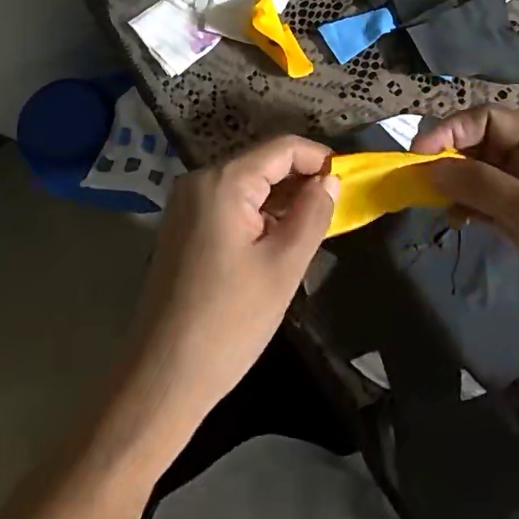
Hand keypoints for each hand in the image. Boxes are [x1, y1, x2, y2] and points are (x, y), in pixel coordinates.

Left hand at [123, 136, 338, 416]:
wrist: (165, 369)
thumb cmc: (230, 319)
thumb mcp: (283, 266)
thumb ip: (312, 214)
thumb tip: (331, 179)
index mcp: (221, 181)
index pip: (279, 148)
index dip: (318, 158)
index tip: (352, 180)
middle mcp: (198, 181)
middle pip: (260, 164)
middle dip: (301, 180)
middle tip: (340, 209)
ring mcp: (186, 203)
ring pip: (245, 185)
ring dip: (281, 200)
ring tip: (318, 226)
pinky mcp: (183, 225)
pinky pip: (228, 205)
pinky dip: (258, 214)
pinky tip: (281, 238)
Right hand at [412, 107, 518, 387]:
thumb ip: (481, 183)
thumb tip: (429, 165)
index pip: (491, 119)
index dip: (451, 131)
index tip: (417, 157)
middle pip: (483, 144)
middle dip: (449, 157)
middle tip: (418, 182)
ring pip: (481, 175)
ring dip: (454, 184)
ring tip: (434, 203)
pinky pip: (487, 203)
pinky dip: (466, 206)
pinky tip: (455, 220)